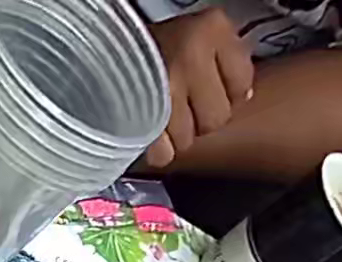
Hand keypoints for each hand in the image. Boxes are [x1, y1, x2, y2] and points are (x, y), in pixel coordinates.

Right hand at [143, 9, 254, 168]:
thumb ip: (224, 60)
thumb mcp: (195, 33)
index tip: (206, 92)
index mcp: (210, 28)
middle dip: (199, 121)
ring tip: (160, 119)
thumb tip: (244, 98)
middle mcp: (190, 55)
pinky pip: (163, 154)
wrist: (97, 59)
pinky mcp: (141, 121)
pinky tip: (149, 135)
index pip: (242, 84)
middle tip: (179, 109)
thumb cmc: (145, 50)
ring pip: (188, 139)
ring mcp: (163, 90)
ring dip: (174, 137)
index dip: (226, 96)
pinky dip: (157, 151)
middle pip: (216, 118)